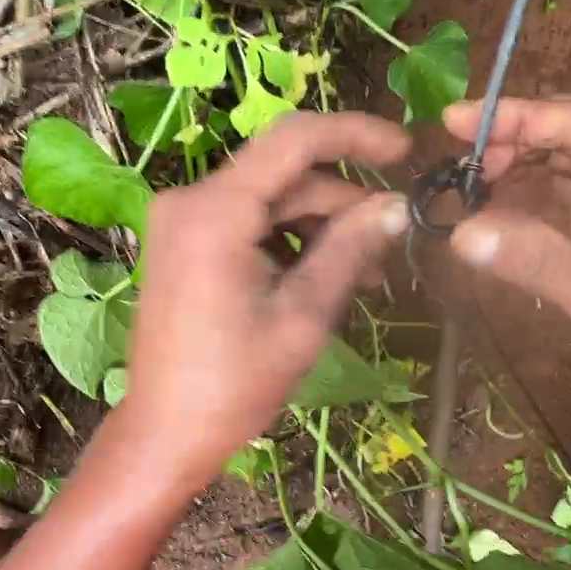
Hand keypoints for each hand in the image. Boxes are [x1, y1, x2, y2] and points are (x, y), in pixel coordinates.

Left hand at [121, 112, 410, 475]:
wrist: (165, 434)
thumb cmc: (234, 385)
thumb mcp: (303, 316)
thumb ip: (350, 250)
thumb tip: (397, 207)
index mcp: (215, 211)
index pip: (295, 139)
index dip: (356, 135)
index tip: (405, 153)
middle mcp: (191, 200)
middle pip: (286, 176)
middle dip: (344, 202)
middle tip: (392, 242)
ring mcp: (183, 221)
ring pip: (271, 201)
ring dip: (322, 227)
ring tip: (367, 275)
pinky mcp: (185, 243)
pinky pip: (249, 223)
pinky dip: (290, 242)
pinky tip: (324, 278)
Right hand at [445, 98, 570, 415]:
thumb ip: (535, 259)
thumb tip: (461, 232)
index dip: (518, 117)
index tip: (455, 120)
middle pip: (570, 136)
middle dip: (512, 142)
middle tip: (459, 163)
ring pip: (558, 161)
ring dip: (513, 168)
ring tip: (467, 186)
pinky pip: (556, 192)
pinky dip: (520, 196)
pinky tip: (488, 207)